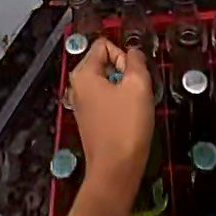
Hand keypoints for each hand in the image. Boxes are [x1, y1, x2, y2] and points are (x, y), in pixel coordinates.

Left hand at [68, 37, 154, 198]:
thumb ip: (136, 61)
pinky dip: (118, 102)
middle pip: (103, 62)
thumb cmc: (126, 125)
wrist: (116, 170)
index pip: (103, 45)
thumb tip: (133, 52)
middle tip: (137, 90)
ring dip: (124, 88)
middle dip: (124, 71)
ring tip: (135, 105)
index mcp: (83, 73)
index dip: (123, 55)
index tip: (134, 76)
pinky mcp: (88, 119)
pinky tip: (128, 118)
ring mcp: (81, 103)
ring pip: (106, 81)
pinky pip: (105, 98)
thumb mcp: (138, 86)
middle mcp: (77, 85)